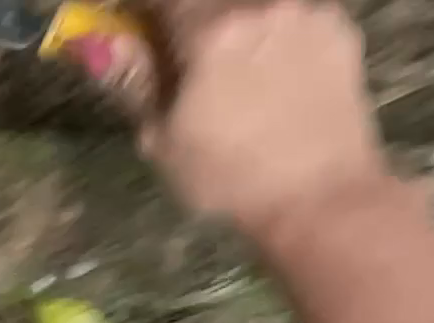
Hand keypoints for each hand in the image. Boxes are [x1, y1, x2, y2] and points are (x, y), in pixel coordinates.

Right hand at [113, 0, 394, 239]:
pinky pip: (284, 16)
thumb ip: (133, 81)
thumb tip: (96, 43)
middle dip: (177, 19)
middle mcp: (263, 4)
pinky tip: (256, 77)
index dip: (131, 9)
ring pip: (246, 8)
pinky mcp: (337, 28)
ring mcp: (307, 11)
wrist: (316, 194)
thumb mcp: (162, 138)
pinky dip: (259, 35)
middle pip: (205, 1)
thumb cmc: (223, 177)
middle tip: (164, 59)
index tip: (117, 25)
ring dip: (220, 28)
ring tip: (214, 74)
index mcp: (212, 31)